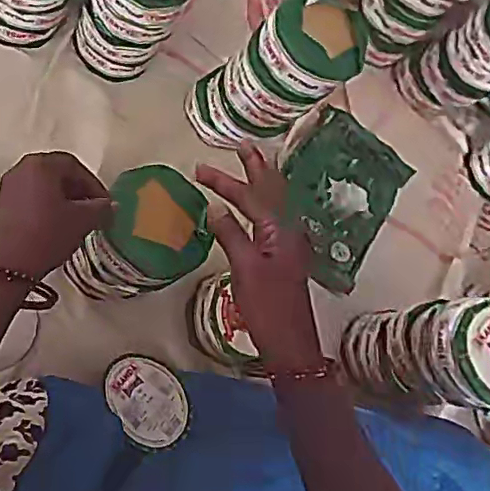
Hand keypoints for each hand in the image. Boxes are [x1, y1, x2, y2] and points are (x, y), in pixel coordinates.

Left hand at [0, 152, 113, 278]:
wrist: (10, 264)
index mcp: (41, 164)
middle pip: (56, 174)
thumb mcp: (82, 220)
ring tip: (77, 221)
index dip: (93, 184)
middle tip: (93, 210)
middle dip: (78, 191)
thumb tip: (109, 206)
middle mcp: (21, 169)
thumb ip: (101, 208)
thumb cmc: (48, 233)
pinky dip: (46, 207)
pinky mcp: (1, 206)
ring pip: (43, 187)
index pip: (74, 166)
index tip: (105, 204)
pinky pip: (30, 199)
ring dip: (62, 200)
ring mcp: (8, 187)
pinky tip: (56, 227)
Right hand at [195, 143, 322, 368]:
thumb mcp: (245, 269)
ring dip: (264, 180)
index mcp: (280, 230)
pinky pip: (276, 216)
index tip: (199, 170)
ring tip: (254, 162)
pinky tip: (260, 203)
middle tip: (244, 147)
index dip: (225, 182)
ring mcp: (290, 243)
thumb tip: (215, 208)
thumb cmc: (267, 307)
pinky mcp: (286, 255)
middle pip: (272, 191)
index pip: (250, 196)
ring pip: (276, 202)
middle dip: (256, 168)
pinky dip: (266, 201)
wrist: (291, 343)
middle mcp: (290, 230)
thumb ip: (231, 235)